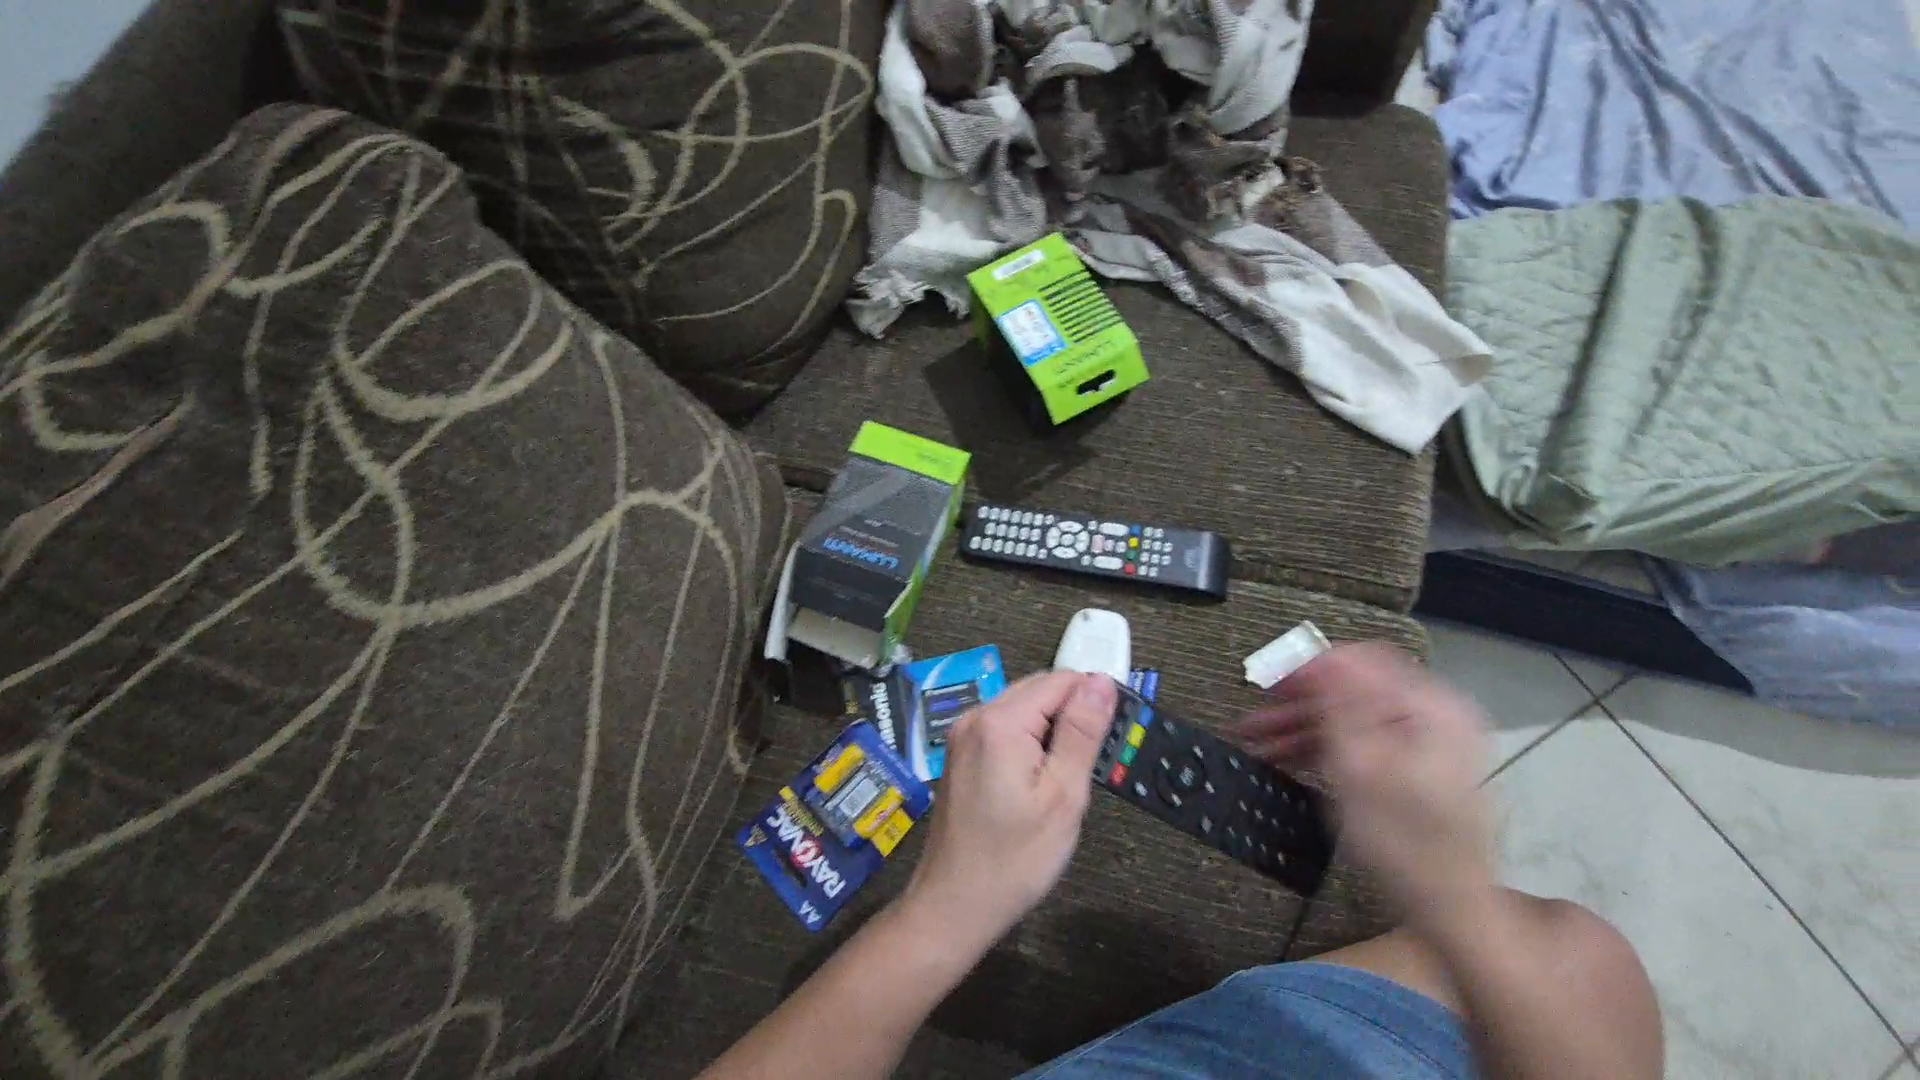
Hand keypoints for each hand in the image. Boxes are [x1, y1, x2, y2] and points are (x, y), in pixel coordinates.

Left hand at [901, 671, 1116, 949]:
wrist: (953, 905)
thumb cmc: (1014, 860)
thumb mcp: (1063, 796)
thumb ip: (1082, 732)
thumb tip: (1101, 680)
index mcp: (1000, 721)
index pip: (1060, 680)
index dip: (1093, 702)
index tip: (1109, 741)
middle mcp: (975, 716)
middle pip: (1039, 689)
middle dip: (1071, 716)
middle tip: (1087, 767)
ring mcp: (962, 735)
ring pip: (1023, 708)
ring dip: (1050, 731)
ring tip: (1062, 780)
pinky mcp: (960, 754)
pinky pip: (1004, 729)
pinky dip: (1028, 743)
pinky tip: (1037, 783)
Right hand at [1234, 643, 1496, 927]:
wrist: (1451, 909)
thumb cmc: (1403, 840)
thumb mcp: (1360, 769)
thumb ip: (1338, 706)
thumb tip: (1318, 656)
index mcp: (1430, 709)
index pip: (1362, 662)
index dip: (1310, 667)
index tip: (1266, 682)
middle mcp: (1431, 716)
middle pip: (1352, 690)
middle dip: (1297, 703)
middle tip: (1250, 718)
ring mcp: (1423, 743)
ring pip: (1349, 718)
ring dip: (1299, 727)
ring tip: (1252, 742)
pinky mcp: (1411, 767)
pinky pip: (1359, 742)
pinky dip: (1321, 748)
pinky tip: (1280, 760)